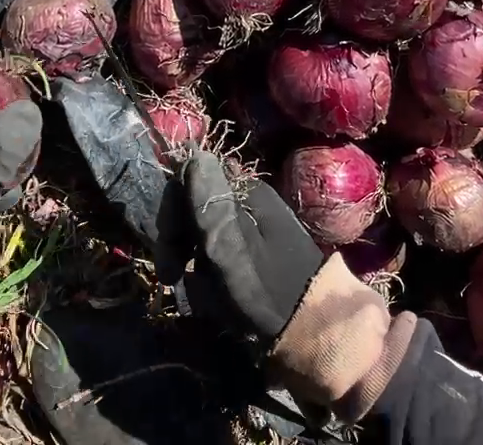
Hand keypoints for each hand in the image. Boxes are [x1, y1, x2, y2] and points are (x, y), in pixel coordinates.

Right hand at [181, 150, 322, 340]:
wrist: (315, 327)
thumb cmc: (271, 289)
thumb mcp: (233, 250)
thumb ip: (210, 205)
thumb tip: (195, 154)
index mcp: (245, 192)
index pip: (191, 178)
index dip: (172, 210)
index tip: (167, 246)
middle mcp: (248, 201)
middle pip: (195, 205)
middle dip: (179, 240)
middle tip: (170, 275)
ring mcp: (253, 225)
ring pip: (205, 232)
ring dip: (195, 263)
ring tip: (200, 294)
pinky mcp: (256, 251)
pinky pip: (220, 253)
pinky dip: (211, 274)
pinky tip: (215, 299)